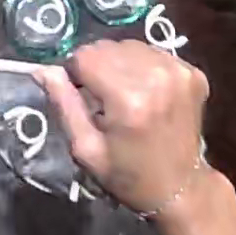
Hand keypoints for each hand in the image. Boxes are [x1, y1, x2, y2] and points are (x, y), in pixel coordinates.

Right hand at [32, 39, 209, 214]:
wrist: (181, 188)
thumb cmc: (127, 174)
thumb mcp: (86, 148)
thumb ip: (63, 104)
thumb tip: (43, 70)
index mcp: (128, 99)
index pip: (85, 56)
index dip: (76, 73)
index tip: (82, 95)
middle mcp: (156, 76)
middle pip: (107, 47)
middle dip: (97, 67)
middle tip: (103, 98)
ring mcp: (178, 71)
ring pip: (129, 45)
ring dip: (120, 64)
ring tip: (125, 94)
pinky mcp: (192, 72)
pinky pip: (152, 52)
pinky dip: (143, 67)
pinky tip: (146, 92)